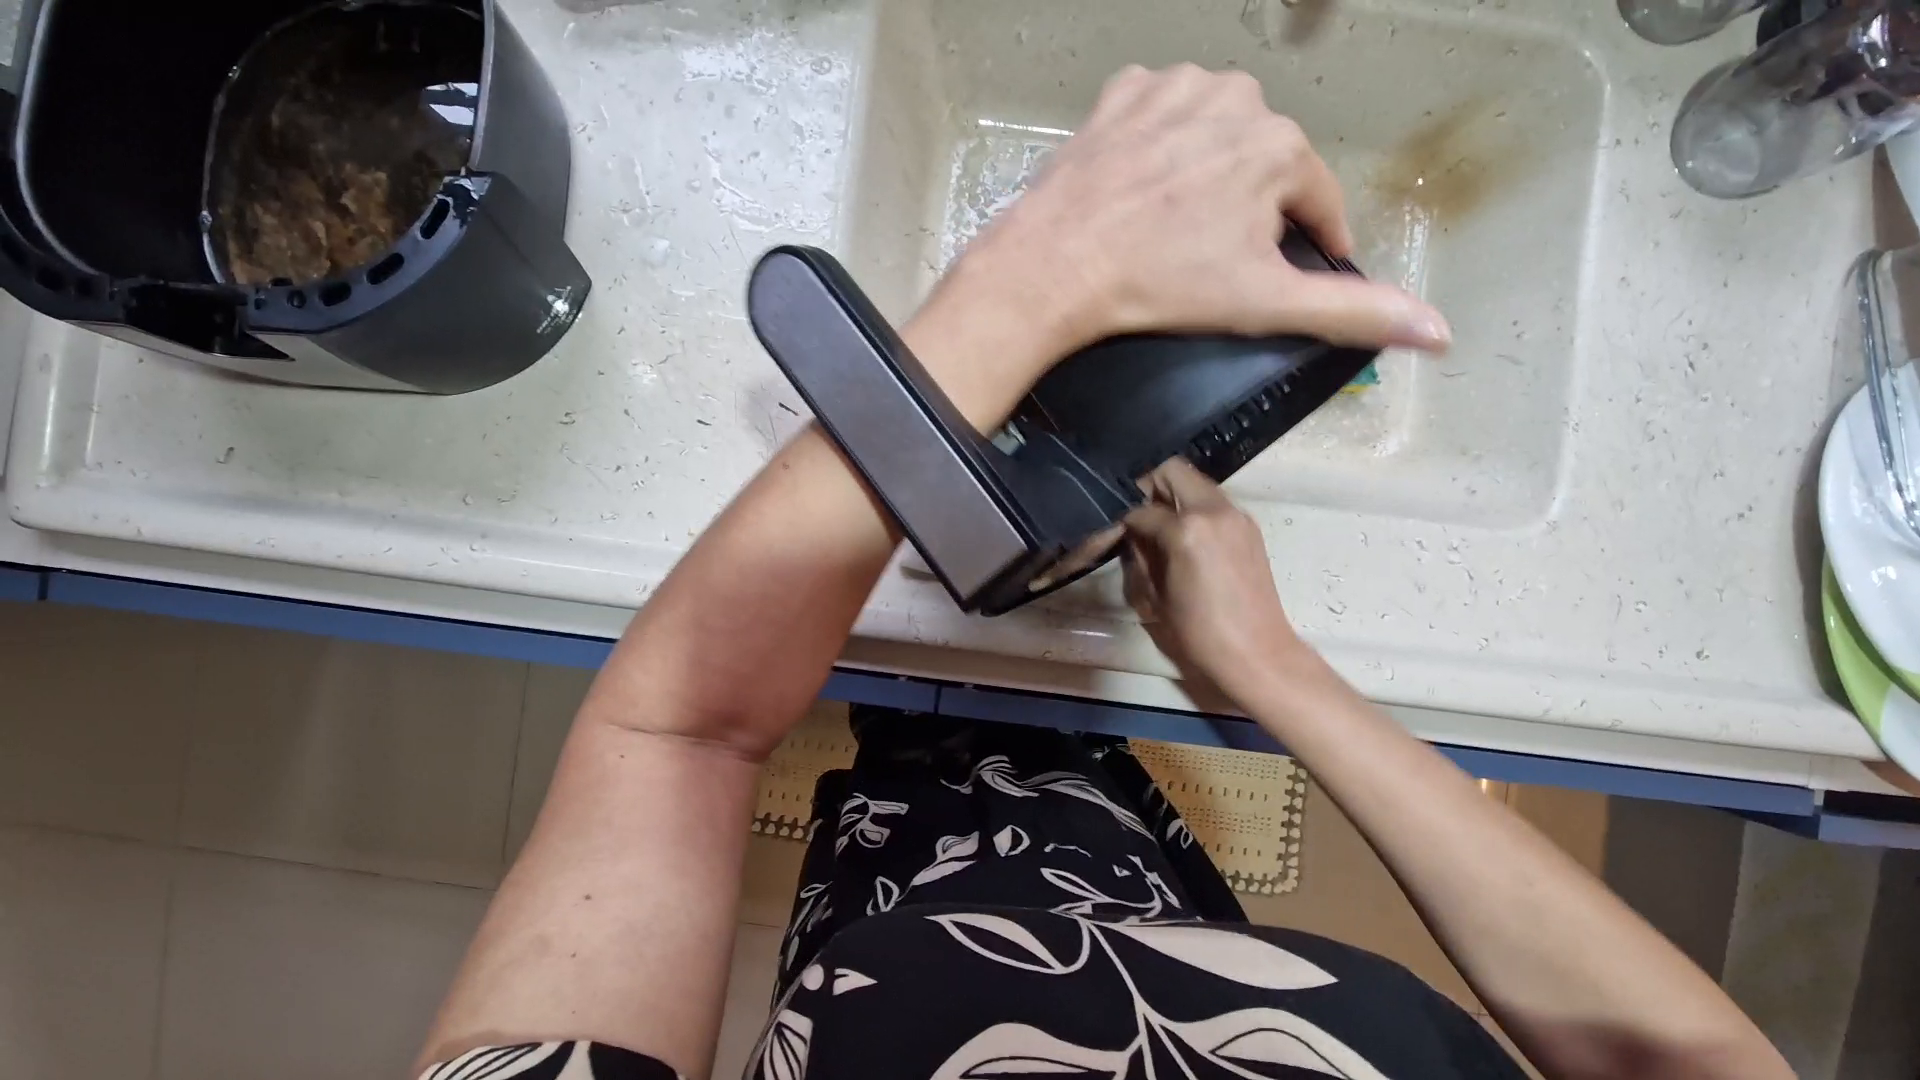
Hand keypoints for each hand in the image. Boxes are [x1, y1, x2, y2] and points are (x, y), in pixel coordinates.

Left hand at [911, 64, 1449, 429]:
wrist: (1056, 267)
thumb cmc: (1159, 286)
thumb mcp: (1262, 302)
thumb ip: (1350, 311)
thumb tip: (1437, 331)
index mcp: (1279, 147)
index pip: (1315, 201)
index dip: (1308, 242)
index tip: (1291, 269)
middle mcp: (1235, 100)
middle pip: (1262, 167)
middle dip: (1248, 212)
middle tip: (1210, 260)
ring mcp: (1172, 89)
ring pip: (1212, 138)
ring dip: (1204, 176)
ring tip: (1172, 228)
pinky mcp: (1121, 97)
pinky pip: (1158, 120)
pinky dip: (1157, 149)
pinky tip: (1142, 188)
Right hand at [1122, 459, 1305, 705]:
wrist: (1255, 653)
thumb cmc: (1199, 632)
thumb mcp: (1156, 594)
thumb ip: (1142, 555)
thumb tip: (1134, 535)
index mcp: (1187, 529)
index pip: (1141, 509)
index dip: (1123, 520)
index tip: (1116, 532)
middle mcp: (1214, 511)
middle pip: (1172, 471)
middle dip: (1149, 487)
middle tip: (1137, 515)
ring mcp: (1236, 516)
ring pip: (1195, 483)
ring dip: (1174, 497)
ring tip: (1160, 528)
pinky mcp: (1248, 527)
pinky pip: (1213, 503)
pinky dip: (1194, 510)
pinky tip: (1184, 539)